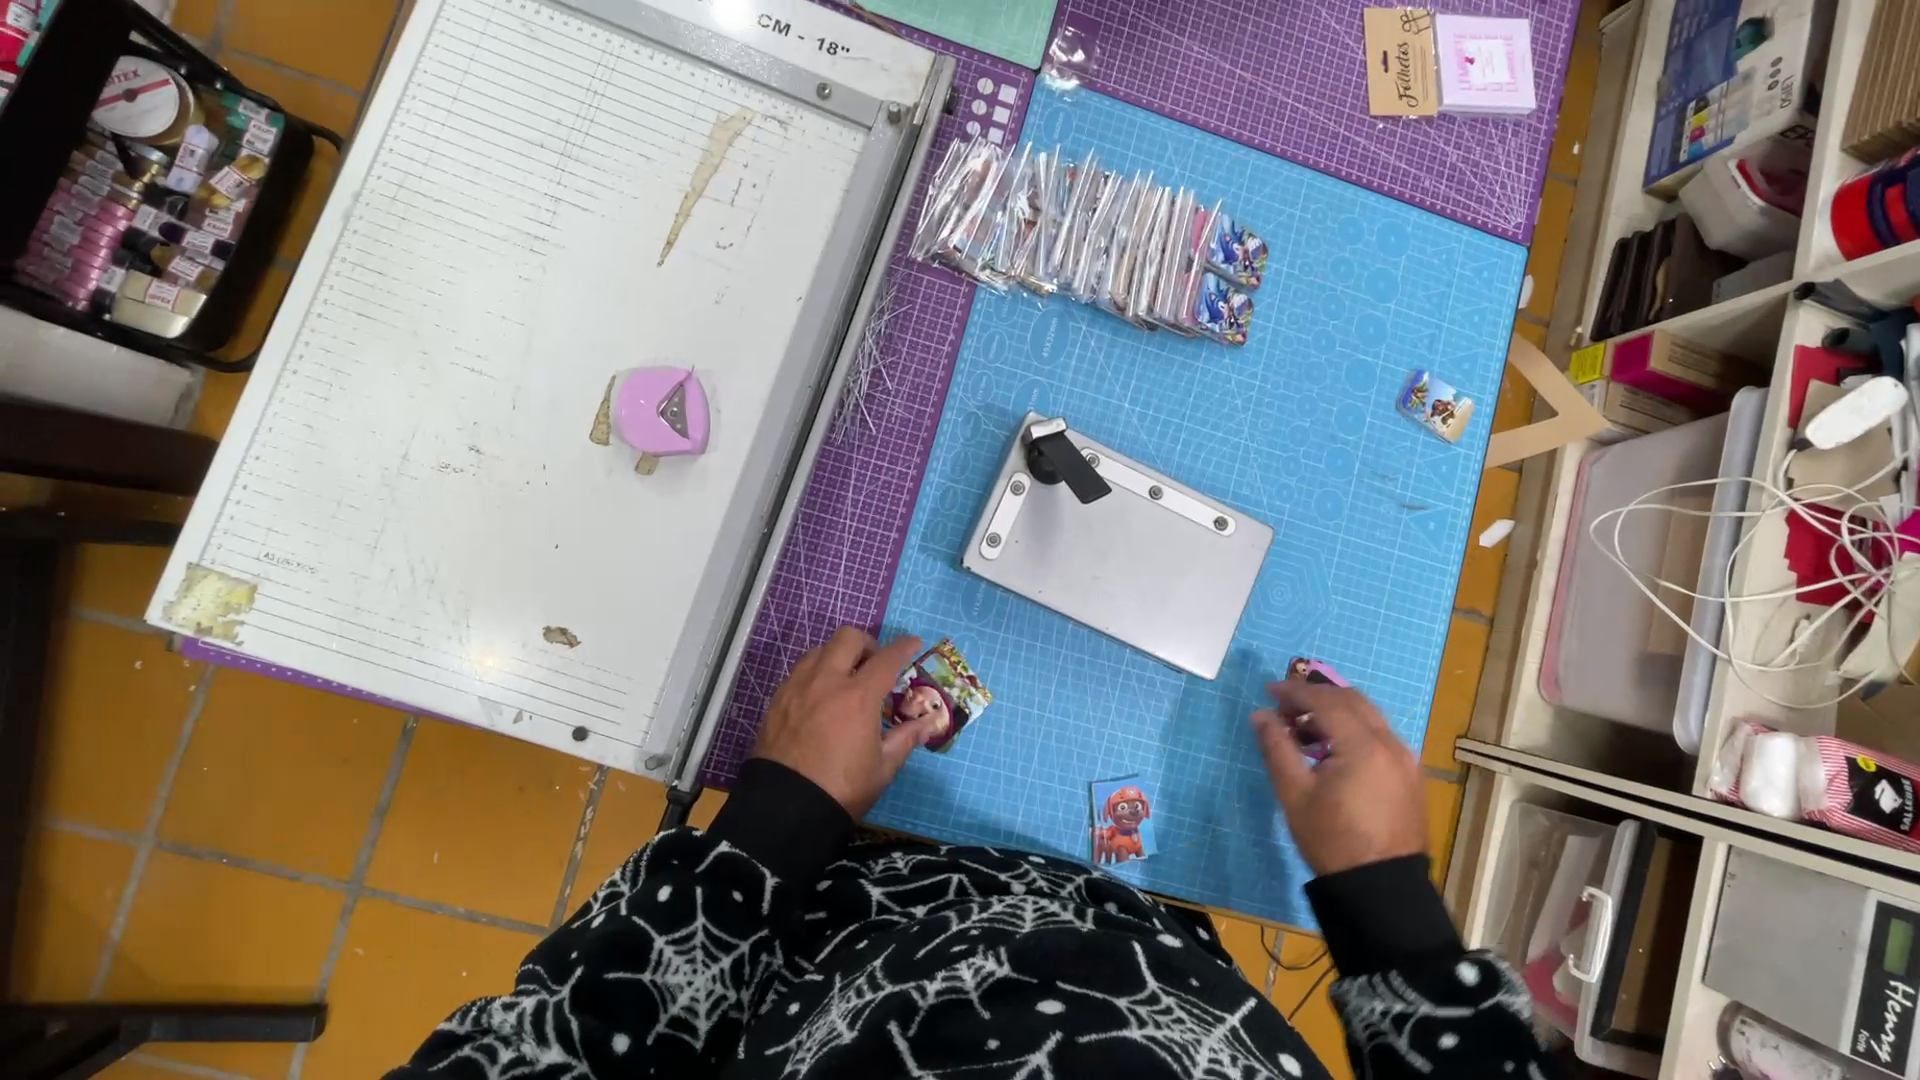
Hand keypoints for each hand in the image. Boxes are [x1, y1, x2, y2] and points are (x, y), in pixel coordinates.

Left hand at [753, 627, 936, 818]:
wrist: (785, 809)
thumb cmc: (842, 789)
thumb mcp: (883, 768)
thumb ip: (906, 738)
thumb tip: (928, 723)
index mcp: (858, 696)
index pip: (887, 659)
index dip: (903, 647)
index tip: (913, 642)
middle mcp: (827, 681)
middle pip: (848, 638)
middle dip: (867, 644)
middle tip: (874, 664)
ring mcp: (797, 687)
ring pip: (819, 650)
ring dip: (838, 655)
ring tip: (845, 678)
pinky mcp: (777, 699)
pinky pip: (799, 671)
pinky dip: (815, 672)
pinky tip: (820, 696)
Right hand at [1250, 679, 1426, 876]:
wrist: (1382, 888)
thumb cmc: (1332, 840)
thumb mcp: (1294, 793)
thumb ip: (1276, 747)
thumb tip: (1261, 715)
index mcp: (1363, 746)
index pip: (1326, 701)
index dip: (1294, 691)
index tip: (1268, 692)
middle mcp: (1390, 744)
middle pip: (1351, 700)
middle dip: (1316, 696)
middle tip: (1285, 708)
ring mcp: (1405, 759)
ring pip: (1368, 716)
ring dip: (1335, 712)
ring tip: (1303, 731)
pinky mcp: (1410, 775)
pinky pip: (1379, 736)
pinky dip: (1353, 730)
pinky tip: (1331, 750)